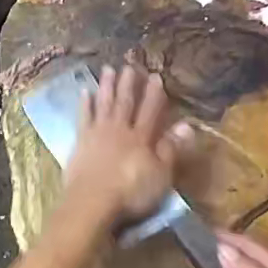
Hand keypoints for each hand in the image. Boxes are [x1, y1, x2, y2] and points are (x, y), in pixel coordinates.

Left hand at [59, 67, 191, 228]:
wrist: (91, 201)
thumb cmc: (131, 192)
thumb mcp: (160, 175)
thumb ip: (171, 149)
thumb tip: (187, 125)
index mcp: (141, 138)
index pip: (151, 111)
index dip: (154, 94)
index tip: (156, 76)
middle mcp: (119, 130)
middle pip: (125, 103)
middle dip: (129, 84)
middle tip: (130, 65)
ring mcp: (97, 133)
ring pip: (104, 104)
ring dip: (107, 86)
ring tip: (108, 69)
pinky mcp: (80, 141)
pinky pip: (83, 116)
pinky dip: (85, 103)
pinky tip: (85, 91)